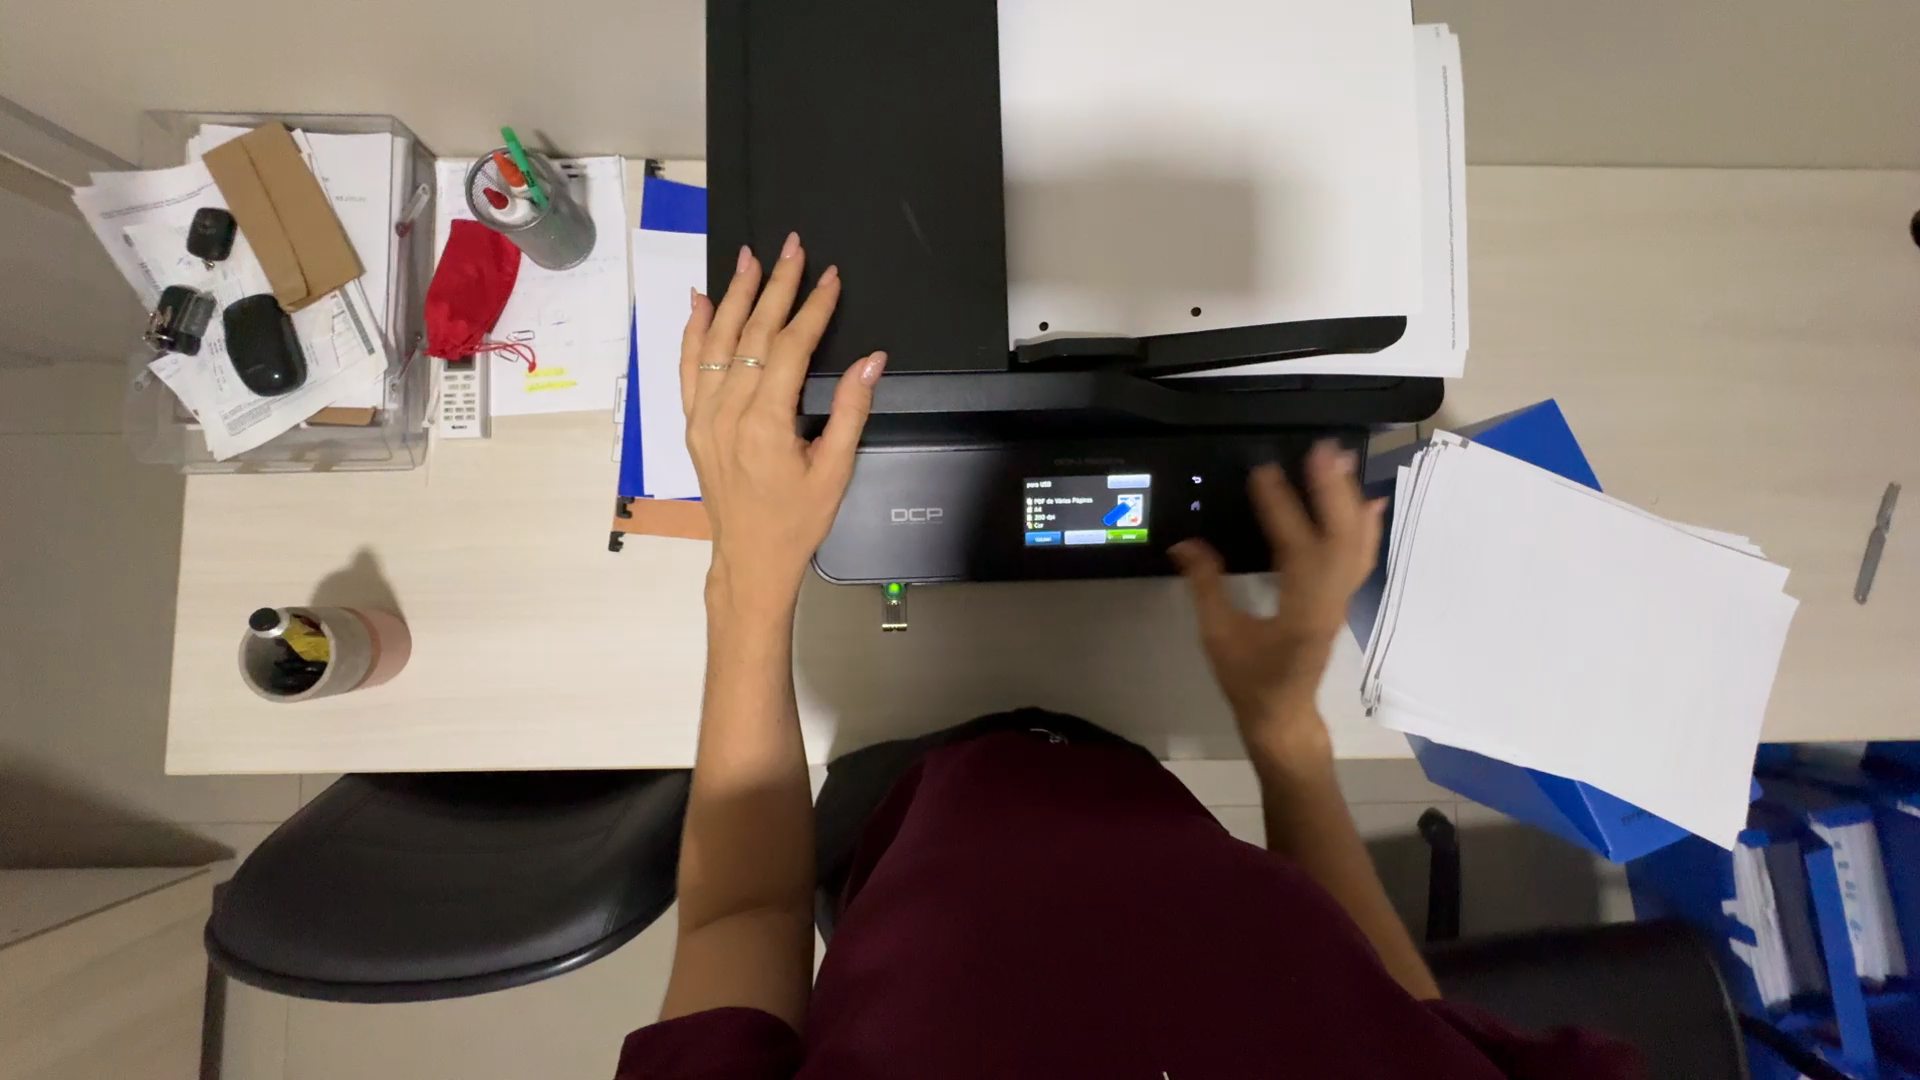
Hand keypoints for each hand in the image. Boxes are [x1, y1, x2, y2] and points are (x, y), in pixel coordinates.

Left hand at [681, 233, 885, 619]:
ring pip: (716, 342)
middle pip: (752, 334)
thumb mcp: (835, 470)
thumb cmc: (797, 521)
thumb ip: (851, 410)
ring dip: (734, 296)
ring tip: (748, 259)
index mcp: (765, 422)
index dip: (813, 308)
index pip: (790, 347)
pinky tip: (701, 303)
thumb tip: (871, 360)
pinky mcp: (692, 423)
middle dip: (774, 287)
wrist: (750, 558)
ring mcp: (703, 415)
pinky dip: (694, 332)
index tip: (830, 278)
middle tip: (791, 248)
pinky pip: (688, 367)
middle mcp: (727, 411)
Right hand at [1171, 442, 1384, 756]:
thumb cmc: (1248, 679)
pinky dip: (1365, 527)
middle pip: (1340, 539)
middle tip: (1322, 450)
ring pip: (1355, 544)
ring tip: (1343, 460)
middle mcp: (1329, 601)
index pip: (1295, 549)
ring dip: (1348, 500)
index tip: (1265, 472)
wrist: (1282, 713)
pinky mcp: (1341, 599)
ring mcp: (1340, 599)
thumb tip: (1185, 543)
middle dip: (1331, 492)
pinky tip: (1366, 502)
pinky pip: (1359, 558)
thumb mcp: (1217, 634)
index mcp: (1299, 612)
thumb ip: (1205, 586)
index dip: (1280, 508)